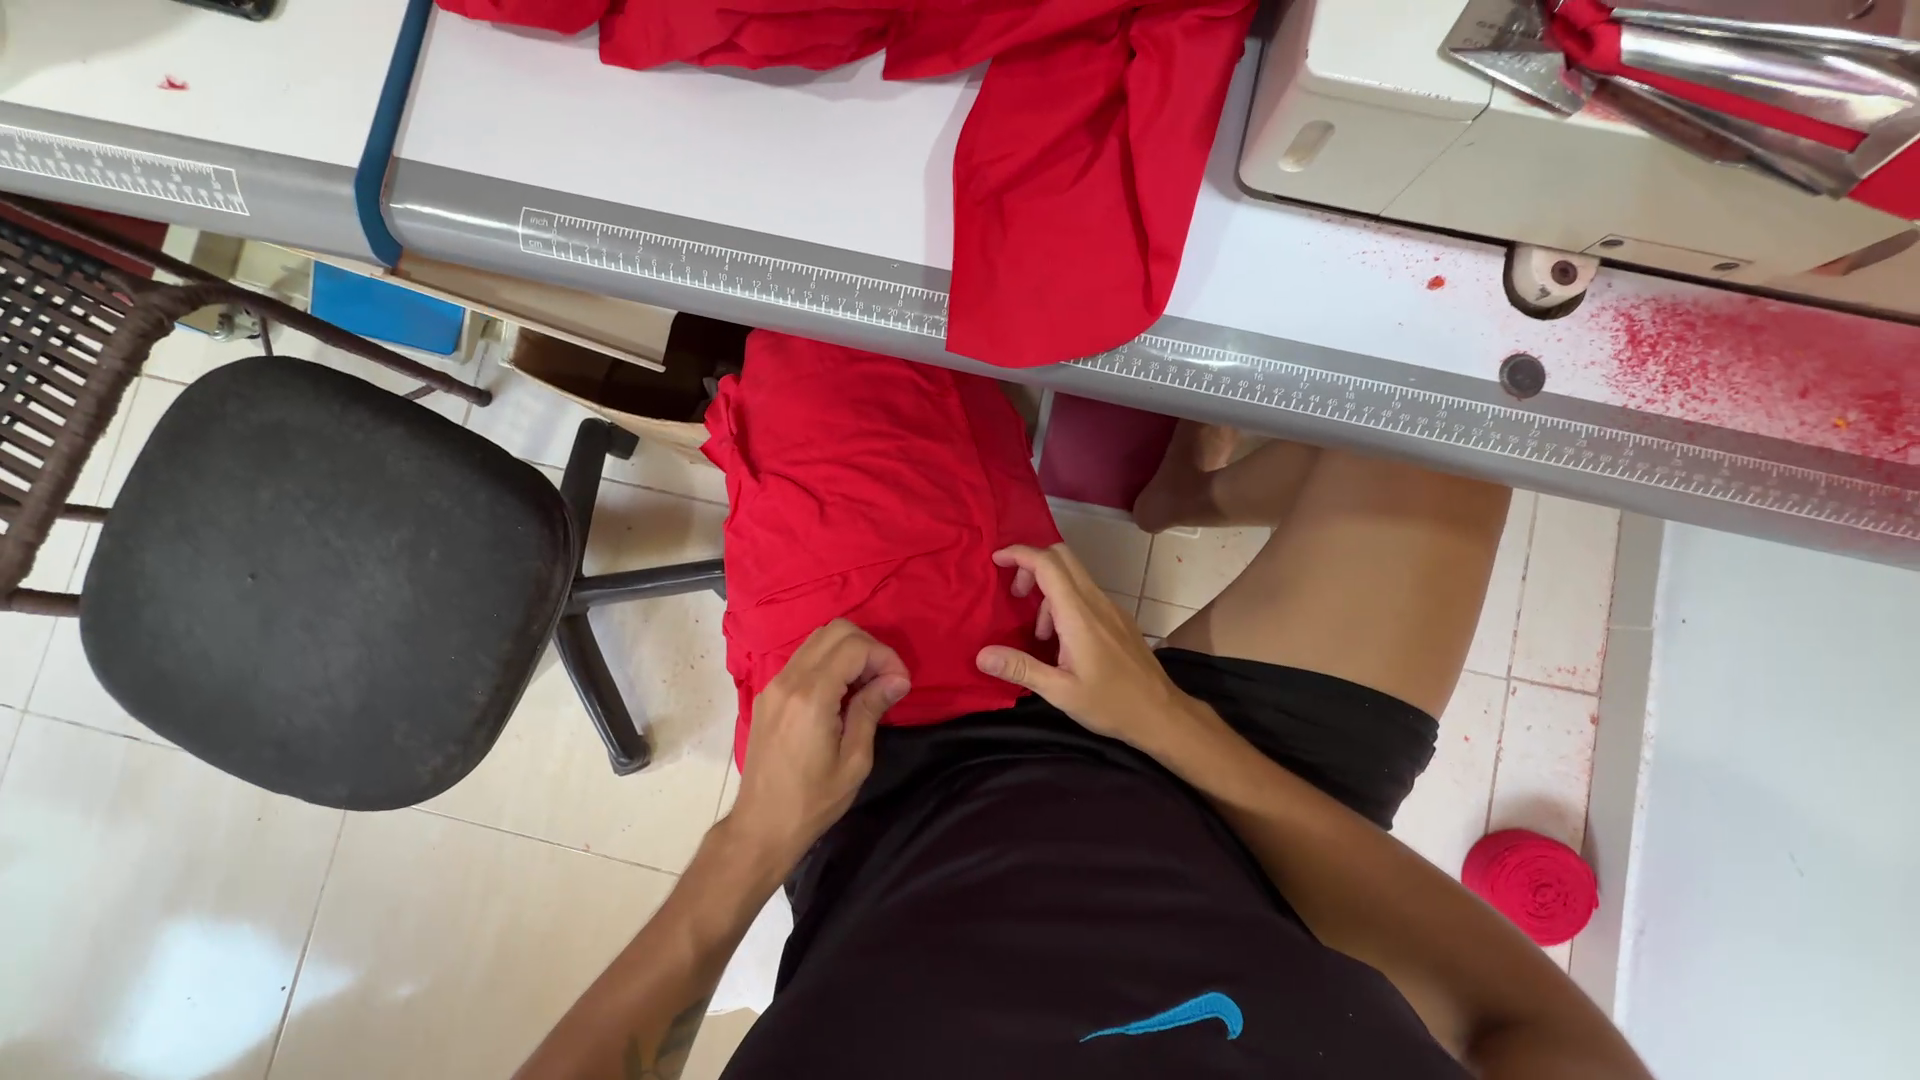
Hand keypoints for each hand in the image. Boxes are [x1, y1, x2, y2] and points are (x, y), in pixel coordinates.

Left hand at [729, 619, 910, 865]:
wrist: (761, 826)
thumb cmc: (813, 801)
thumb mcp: (854, 760)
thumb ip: (872, 710)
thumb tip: (897, 680)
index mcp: (811, 697)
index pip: (854, 646)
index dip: (885, 656)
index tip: (901, 684)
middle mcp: (788, 681)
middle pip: (835, 631)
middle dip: (869, 647)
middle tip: (886, 680)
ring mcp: (773, 685)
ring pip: (818, 640)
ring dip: (849, 652)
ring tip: (867, 685)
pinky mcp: (768, 695)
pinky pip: (804, 658)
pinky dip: (830, 662)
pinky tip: (843, 693)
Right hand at [974, 544, 1198, 750]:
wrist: (1161, 713)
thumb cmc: (1110, 704)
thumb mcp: (1060, 692)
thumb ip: (1021, 668)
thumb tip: (981, 655)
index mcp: (1079, 615)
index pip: (1048, 564)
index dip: (1020, 554)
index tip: (996, 560)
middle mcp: (1096, 602)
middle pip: (1062, 557)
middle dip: (1032, 565)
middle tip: (1015, 595)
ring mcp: (1110, 608)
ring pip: (1074, 576)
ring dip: (1048, 591)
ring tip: (1039, 635)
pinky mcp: (1118, 619)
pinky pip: (1086, 594)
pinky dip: (1064, 602)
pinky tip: (1061, 641)